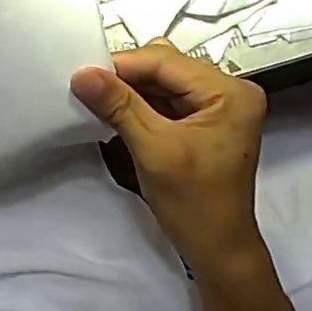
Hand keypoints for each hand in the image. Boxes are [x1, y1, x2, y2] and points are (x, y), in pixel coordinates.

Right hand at [71, 40, 268, 267]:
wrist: (217, 248)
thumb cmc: (194, 203)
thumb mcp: (153, 149)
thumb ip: (119, 106)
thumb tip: (82, 73)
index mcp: (230, 92)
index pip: (166, 62)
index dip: (122, 65)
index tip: (82, 72)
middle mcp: (229, 91)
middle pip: (165, 68)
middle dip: (124, 77)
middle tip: (85, 86)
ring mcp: (216, 107)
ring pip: (162, 84)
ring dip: (129, 91)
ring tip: (94, 98)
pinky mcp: (202, 123)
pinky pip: (165, 102)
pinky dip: (139, 106)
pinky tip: (113, 111)